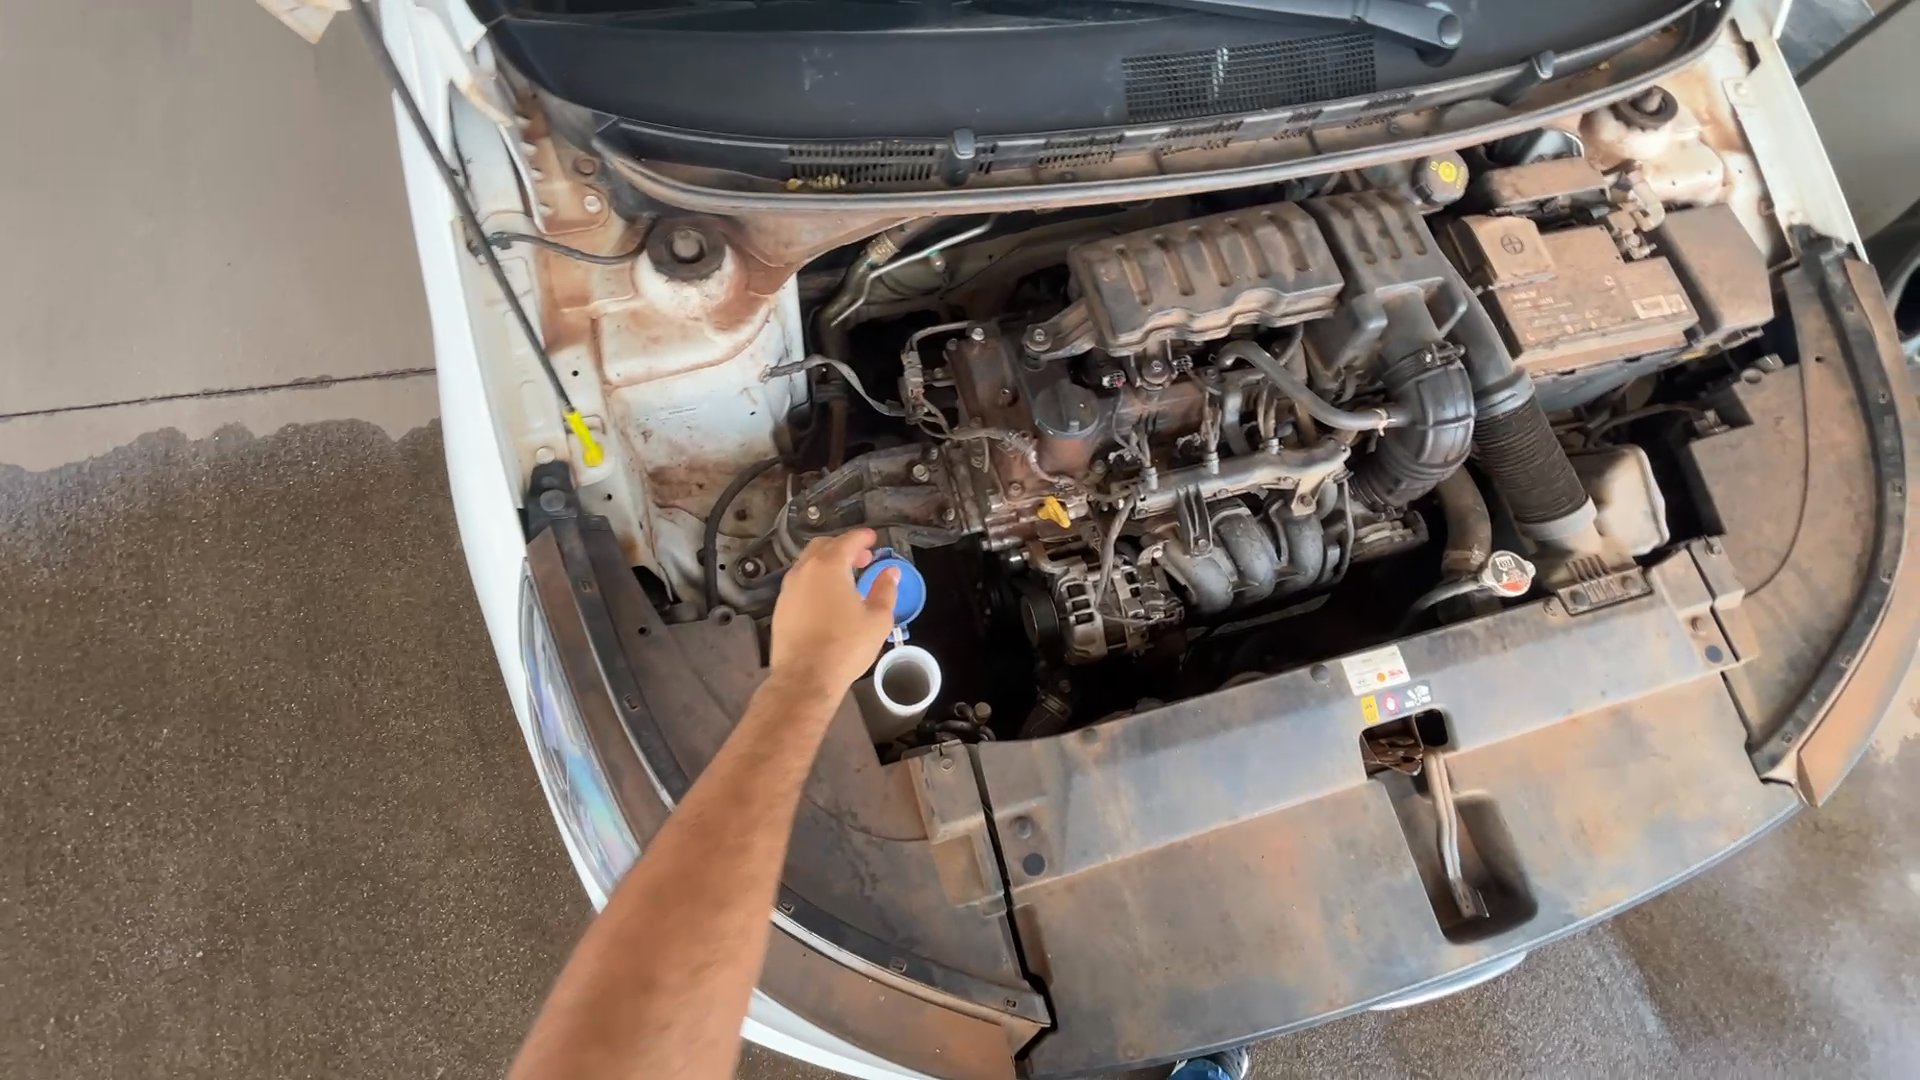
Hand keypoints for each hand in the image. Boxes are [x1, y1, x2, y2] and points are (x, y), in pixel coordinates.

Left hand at [768, 529, 900, 697]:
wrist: (805, 677)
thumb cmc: (846, 646)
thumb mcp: (877, 618)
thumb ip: (885, 590)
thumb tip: (891, 573)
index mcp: (830, 566)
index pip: (848, 540)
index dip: (863, 537)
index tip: (873, 539)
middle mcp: (804, 570)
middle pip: (823, 546)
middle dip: (844, 547)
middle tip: (863, 559)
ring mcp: (788, 588)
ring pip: (808, 563)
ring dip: (827, 563)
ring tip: (846, 578)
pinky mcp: (781, 607)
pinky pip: (799, 582)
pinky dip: (815, 580)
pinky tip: (827, 598)